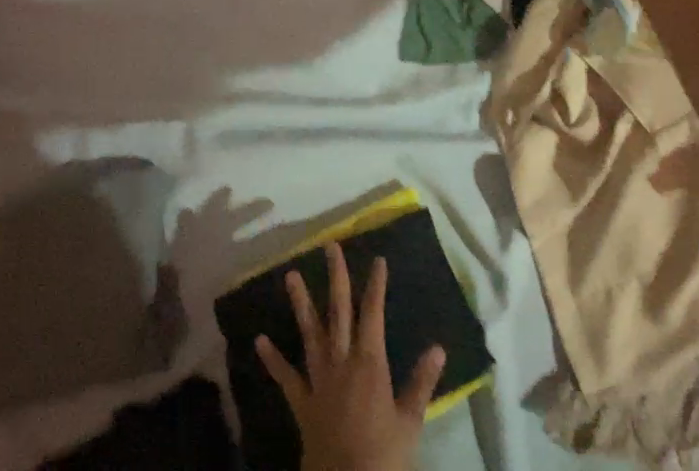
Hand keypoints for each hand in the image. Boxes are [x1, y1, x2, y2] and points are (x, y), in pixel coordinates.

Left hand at [256, 242, 445, 470]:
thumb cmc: (384, 453)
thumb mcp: (411, 419)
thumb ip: (422, 381)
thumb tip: (439, 347)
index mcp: (370, 363)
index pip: (373, 314)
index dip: (376, 285)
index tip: (377, 259)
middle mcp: (341, 362)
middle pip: (338, 312)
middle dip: (336, 278)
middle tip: (330, 247)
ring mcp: (317, 380)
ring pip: (309, 334)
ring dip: (300, 304)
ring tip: (291, 276)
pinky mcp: (301, 402)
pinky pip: (285, 376)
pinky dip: (272, 358)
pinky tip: (259, 339)